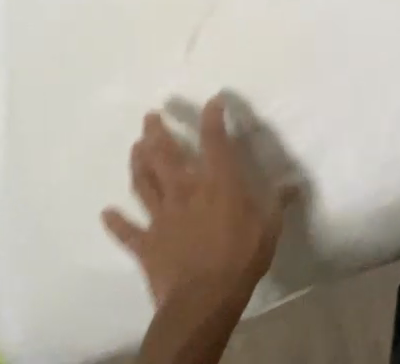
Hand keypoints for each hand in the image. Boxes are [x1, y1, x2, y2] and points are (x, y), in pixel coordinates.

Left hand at [102, 96, 296, 310]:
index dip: (213, 117)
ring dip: (138, 163)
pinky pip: (127, 231)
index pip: (215, 140)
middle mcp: (186, 190)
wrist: (203, 297)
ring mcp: (161, 216)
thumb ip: (278, 200)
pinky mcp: (145, 243)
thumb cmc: (243, 254)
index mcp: (219, 181)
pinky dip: (115, 221)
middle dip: (157, 132)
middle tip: (150, 115)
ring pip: (144, 183)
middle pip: (166, 155)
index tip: (213, 101)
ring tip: (135, 146)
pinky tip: (106, 213)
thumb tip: (293, 184)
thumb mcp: (271, 223)